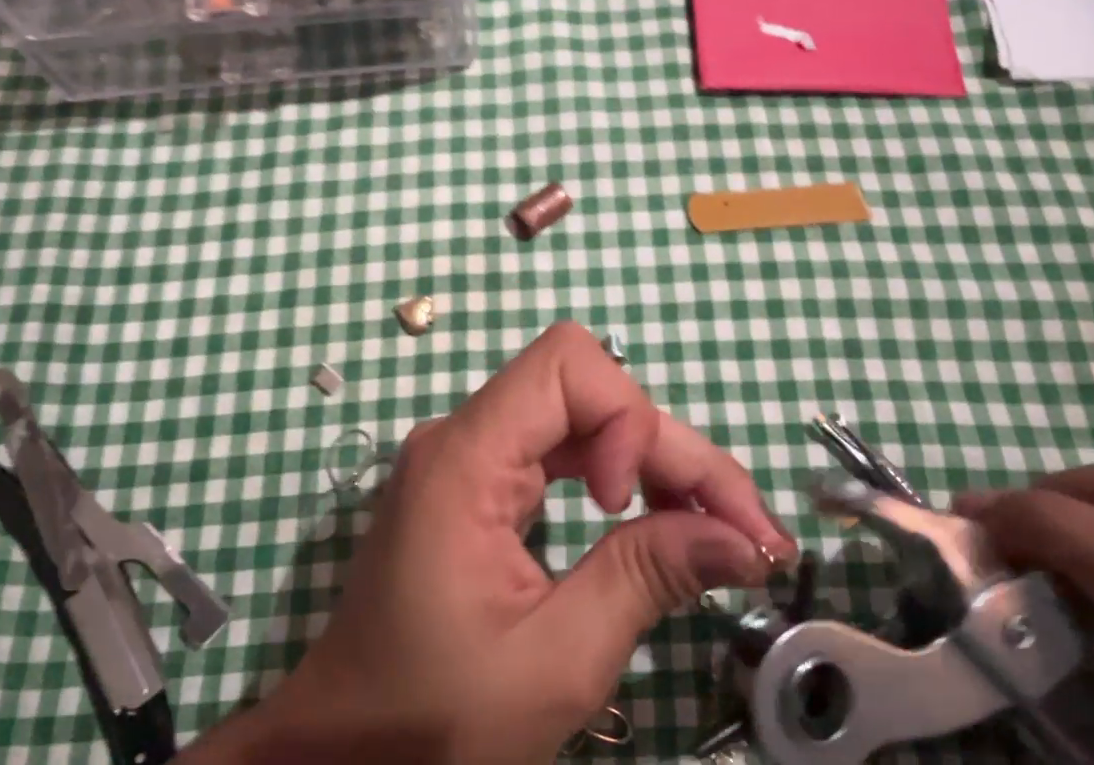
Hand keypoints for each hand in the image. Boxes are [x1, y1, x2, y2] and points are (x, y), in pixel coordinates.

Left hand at [185, 322, 794, 762]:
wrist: (344, 743)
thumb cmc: (434, 714)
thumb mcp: (555, 658)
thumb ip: (646, 577)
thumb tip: (742, 539)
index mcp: (463, 460)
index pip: (565, 366)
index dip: (626, 417)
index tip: (635, 502)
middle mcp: (462, 439)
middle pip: (586, 394)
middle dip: (671, 451)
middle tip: (749, 531)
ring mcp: (466, 461)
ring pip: (581, 422)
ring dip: (655, 467)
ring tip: (721, 532)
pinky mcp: (475, 489)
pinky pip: (558, 456)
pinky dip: (617, 483)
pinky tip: (659, 524)